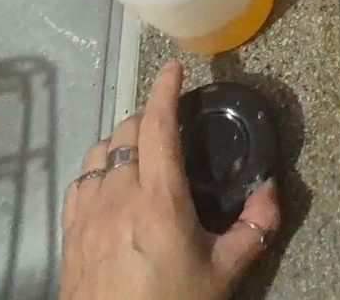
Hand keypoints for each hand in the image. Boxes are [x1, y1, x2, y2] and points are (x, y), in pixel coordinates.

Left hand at [60, 61, 280, 299]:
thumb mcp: (225, 272)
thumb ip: (256, 227)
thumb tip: (271, 189)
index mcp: (159, 200)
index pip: (157, 127)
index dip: (165, 90)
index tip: (175, 68)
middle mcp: (118, 199)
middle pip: (125, 132)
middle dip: (147, 116)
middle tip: (169, 122)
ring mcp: (87, 218)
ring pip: (98, 154)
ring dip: (120, 142)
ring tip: (140, 151)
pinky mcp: (69, 238)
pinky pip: (79, 184)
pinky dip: (97, 171)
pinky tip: (111, 185)